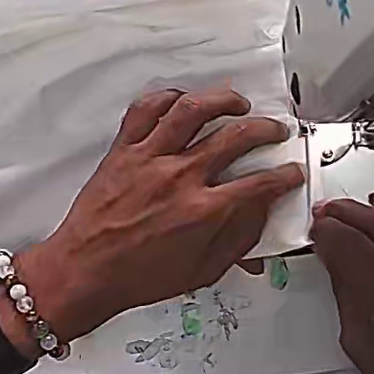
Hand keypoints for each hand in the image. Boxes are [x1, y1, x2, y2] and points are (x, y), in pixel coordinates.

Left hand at [14, 87, 304, 341]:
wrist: (85, 272)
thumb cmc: (135, 276)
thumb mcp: (201, 271)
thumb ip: (238, 241)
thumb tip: (260, 216)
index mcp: (202, 211)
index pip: (260, 183)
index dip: (284, 175)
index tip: (288, 172)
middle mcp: (179, 178)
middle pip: (237, 136)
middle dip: (267, 130)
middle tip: (273, 132)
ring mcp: (150, 159)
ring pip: (193, 109)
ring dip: (223, 100)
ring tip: (237, 104)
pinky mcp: (124, 150)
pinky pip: (145, 109)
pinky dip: (167, 97)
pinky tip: (181, 100)